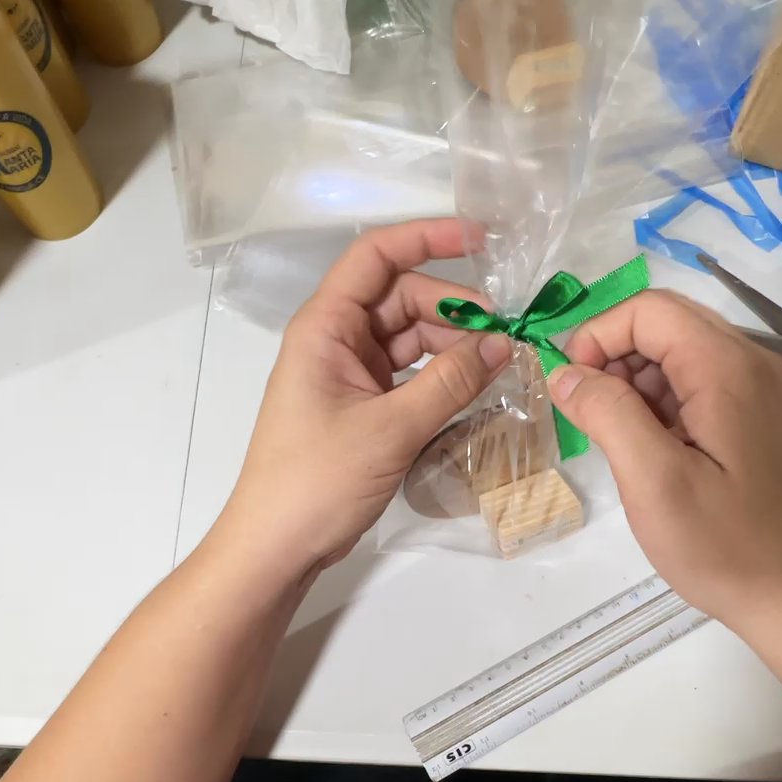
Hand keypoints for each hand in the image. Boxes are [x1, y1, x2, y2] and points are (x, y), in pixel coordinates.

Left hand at [218, 220, 512, 575]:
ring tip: (497, 365)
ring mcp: (348, 374)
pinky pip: (407, 375)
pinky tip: (473, 388)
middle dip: (452, 308)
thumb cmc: (318, 479)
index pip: (375, 257)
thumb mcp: (390, 428)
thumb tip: (503, 344)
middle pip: (400, 299)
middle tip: (503, 335)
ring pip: (409, 339)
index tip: (482, 240)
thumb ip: (449, 382)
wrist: (278, 544)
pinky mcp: (361, 406)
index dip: (426, 238)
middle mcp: (336, 341)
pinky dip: (439, 377)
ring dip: (451, 346)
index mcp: (325, 327)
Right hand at [548, 290, 781, 633]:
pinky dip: (658, 403)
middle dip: (612, 357)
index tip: (571, 389)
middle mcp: (750, 364)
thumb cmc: (727, 545)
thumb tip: (564, 372)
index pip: (648, 309)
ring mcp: (758, 392)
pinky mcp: (756, 420)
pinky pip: (696, 385)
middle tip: (591, 416)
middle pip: (664, 323)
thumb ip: (607, 414)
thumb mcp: (654, 481)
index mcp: (727, 368)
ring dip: (633, 382)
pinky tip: (651, 450)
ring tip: (620, 440)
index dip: (597, 336)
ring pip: (677, 353)